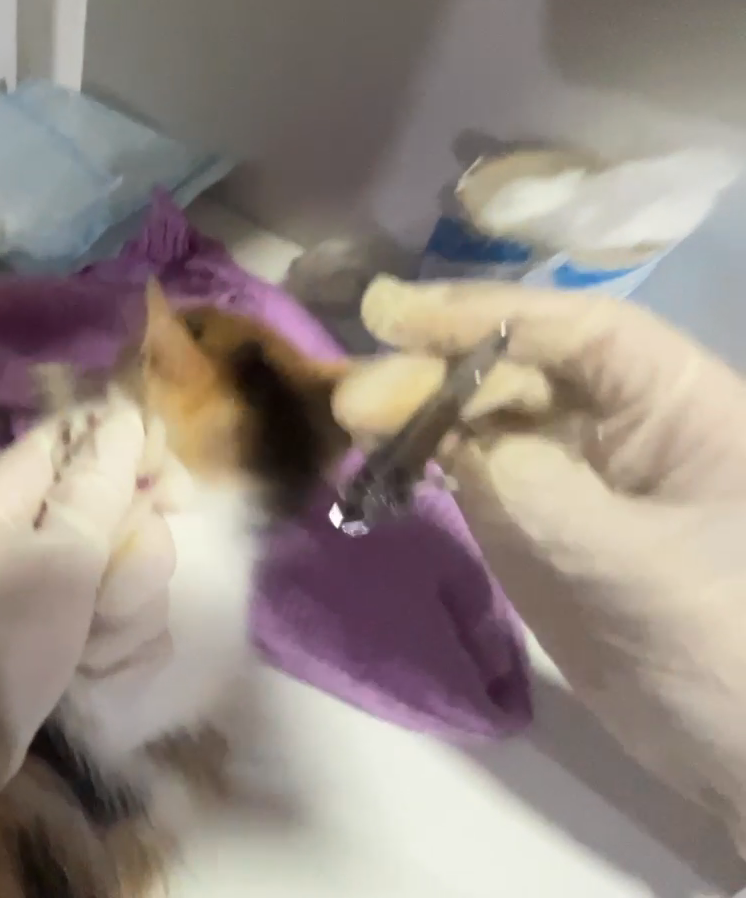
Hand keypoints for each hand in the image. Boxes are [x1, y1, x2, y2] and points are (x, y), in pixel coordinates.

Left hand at [0, 387, 174, 795]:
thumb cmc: (0, 637)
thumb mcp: (57, 558)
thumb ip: (99, 487)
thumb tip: (123, 415)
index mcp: (15, 488)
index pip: (85, 433)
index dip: (134, 452)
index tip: (170, 494)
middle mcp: (34, 521)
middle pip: (121, 503)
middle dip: (132, 557)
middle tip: (105, 592)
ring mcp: (53, 572)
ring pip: (132, 564)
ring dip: (124, 611)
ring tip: (86, 642)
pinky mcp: (70, 618)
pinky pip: (125, 613)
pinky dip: (117, 643)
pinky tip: (87, 666)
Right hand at [334, 277, 745, 847]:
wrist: (730, 743)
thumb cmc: (725, 647)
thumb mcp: (640, 568)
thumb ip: (543, 492)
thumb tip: (446, 438)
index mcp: (683, 409)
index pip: (579, 331)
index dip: (484, 312)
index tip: (392, 315)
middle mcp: (617, 419)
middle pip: (508, 364)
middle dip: (427, 370)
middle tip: (353, 398)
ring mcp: (560, 460)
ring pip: (469, 404)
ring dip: (405, 404)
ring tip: (346, 417)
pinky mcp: (518, 499)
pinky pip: (451, 452)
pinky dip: (405, 445)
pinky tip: (367, 449)